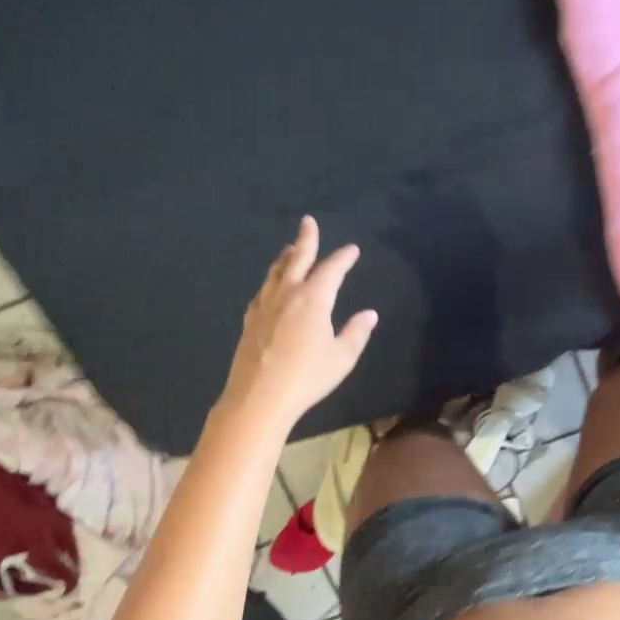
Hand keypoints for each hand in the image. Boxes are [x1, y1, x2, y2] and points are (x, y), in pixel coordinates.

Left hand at [220, 216, 378, 424]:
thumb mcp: (341, 357)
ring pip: (276, 272)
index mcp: (314, 299)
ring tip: (290, 249)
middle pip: (297, 259)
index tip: (352, 249)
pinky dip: (271, 281)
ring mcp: (265, 306)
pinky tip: (271, 286)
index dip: (343, 258)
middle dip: (306, 239)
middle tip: (308, 222)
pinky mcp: (250, 321)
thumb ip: (356, 333)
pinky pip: (263, 291)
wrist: (258, 397)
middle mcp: (288, 294)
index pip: (332, 270)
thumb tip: (369, 314)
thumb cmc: (307, 377)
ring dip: (286, 258)